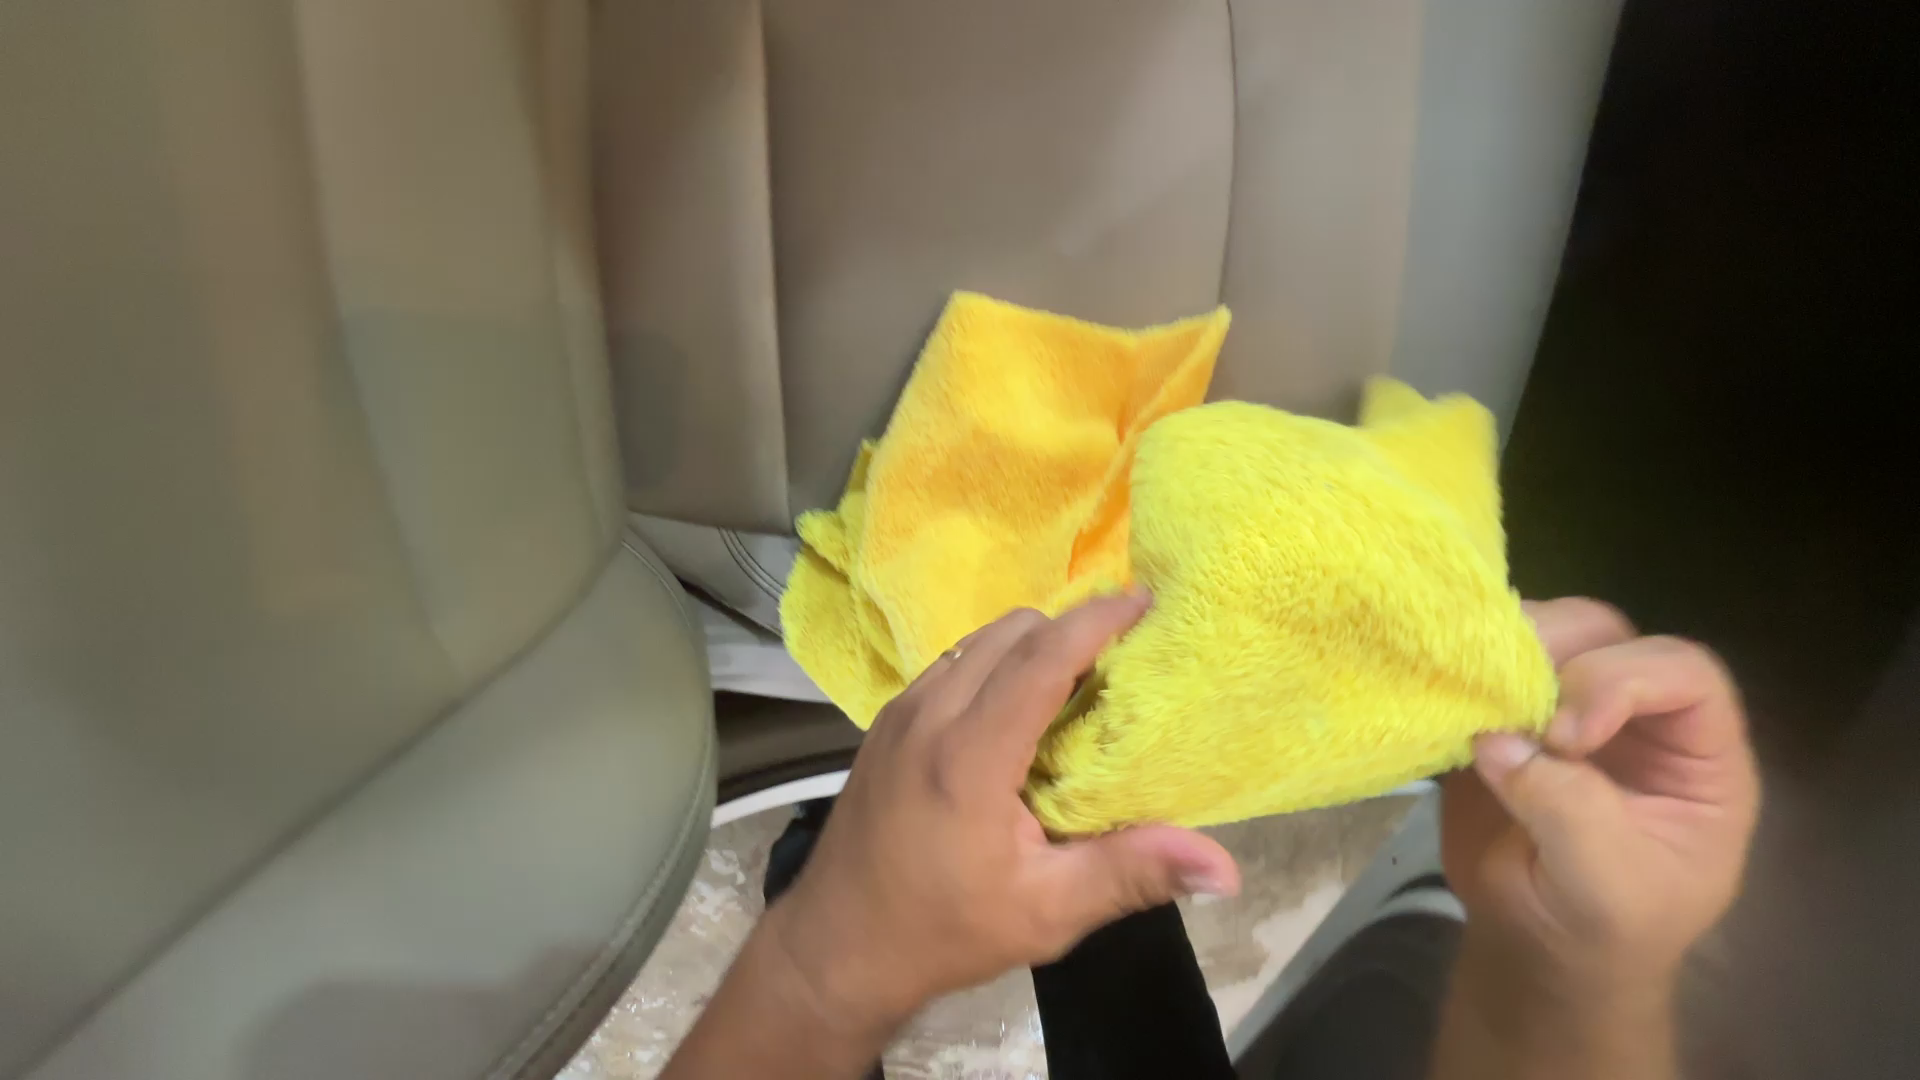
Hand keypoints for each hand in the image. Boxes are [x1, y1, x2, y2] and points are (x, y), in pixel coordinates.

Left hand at [763, 591, 1240, 1030]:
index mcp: (970, 753)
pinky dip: (993, 662)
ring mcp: (900, 711)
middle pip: (1010, 632)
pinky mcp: (886, 721)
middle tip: (1116, 656)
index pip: (1042, 657)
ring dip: (1028, 644)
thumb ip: (1130, 875)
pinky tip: (1013, 706)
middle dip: (1067, 627)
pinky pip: (951, 663)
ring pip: (977, 641)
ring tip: (1071, 680)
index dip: (1096, 620)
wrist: (837, 944)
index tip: (1141, 600)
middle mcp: (930, 713)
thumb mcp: (1044, 914)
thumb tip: (1224, 868)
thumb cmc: (944, 929)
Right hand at [1442, 598, 1761, 992]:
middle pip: (1605, 634)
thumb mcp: (1607, 882)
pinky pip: (1481, 667)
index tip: (1566, 741)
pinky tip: (1440, 696)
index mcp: (1693, 755)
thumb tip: (1495, 741)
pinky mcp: (1499, 718)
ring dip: (1501, 652)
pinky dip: (1457, 671)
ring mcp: (1559, 711)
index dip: (1622, 682)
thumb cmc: (1599, 922)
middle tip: (1509, 707)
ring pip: (1541, 635)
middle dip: (1554, 655)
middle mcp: (1631, 718)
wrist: (1532, 939)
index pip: (1681, 672)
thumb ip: (1568, 808)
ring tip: (1468, 693)